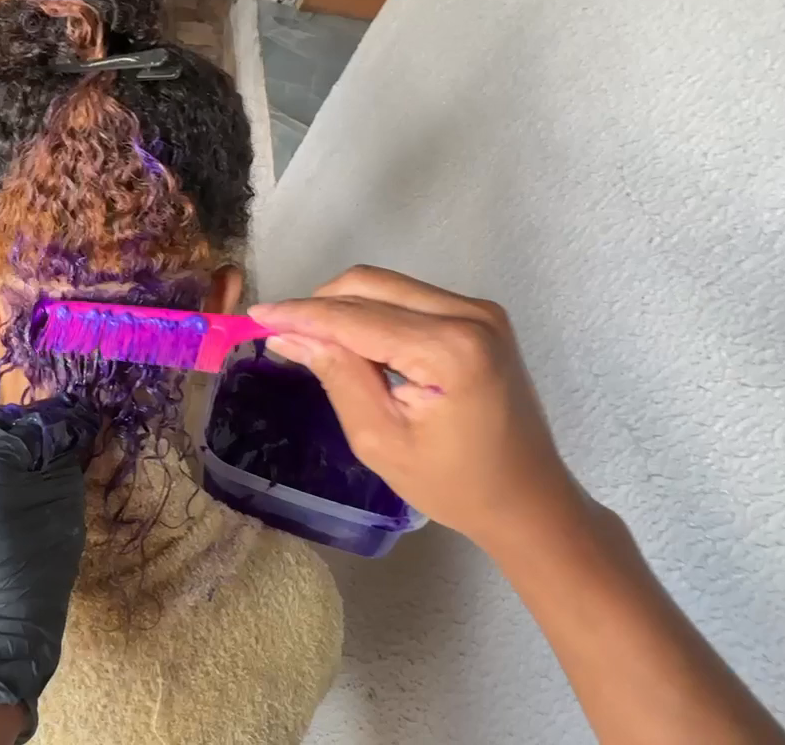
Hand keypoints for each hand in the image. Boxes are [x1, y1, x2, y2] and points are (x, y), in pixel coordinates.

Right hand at [249, 266, 582, 550]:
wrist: (529, 501)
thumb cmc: (453, 484)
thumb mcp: (379, 438)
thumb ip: (335, 375)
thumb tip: (286, 333)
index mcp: (448, 349)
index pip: (353, 316)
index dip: (299, 314)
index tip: (255, 315)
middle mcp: (468, 314)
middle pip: (368, 284)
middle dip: (318, 304)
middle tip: (281, 332)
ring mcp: (478, 310)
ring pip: (385, 285)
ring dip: (343, 307)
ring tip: (315, 342)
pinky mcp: (479, 316)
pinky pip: (406, 297)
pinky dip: (371, 312)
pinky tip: (355, 344)